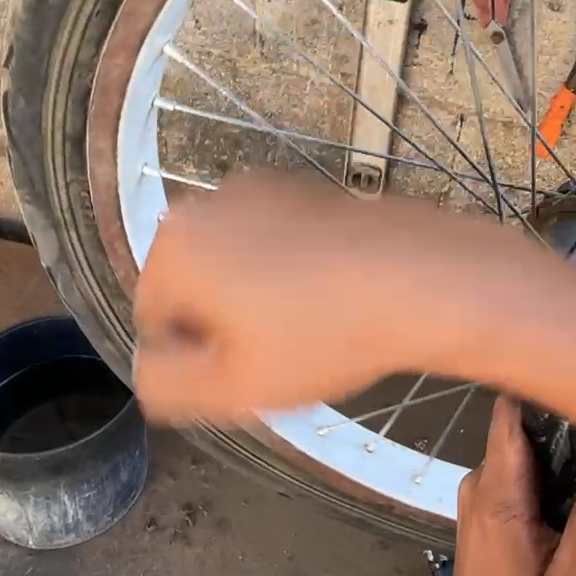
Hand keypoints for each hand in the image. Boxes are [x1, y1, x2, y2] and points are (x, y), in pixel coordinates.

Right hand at [130, 172, 553, 422]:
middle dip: (226, 323)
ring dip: (262, 299)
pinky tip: (335, 299)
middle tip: (278, 353)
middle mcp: (212, 200)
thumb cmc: (324, 333)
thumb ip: (162, 382)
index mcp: (176, 242)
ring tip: (313, 328)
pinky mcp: (312, 191)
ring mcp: (268, 187)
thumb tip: (151, 363)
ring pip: (240, 264)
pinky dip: (295, 272)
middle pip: (196, 285)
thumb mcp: (229, 387)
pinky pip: (281, 244)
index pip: (152, 319)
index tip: (243, 370)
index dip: (195, 358)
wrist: (424, 278)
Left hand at [389, 397, 575, 575]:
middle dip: (568, 416)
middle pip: (523, 426)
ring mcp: (483, 495)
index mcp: (497, 495)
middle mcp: (482, 484)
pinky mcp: (491, 508)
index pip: (510, 414)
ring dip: (564, 444)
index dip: (545, 385)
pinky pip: (523, 468)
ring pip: (525, 446)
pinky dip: (554, 467)